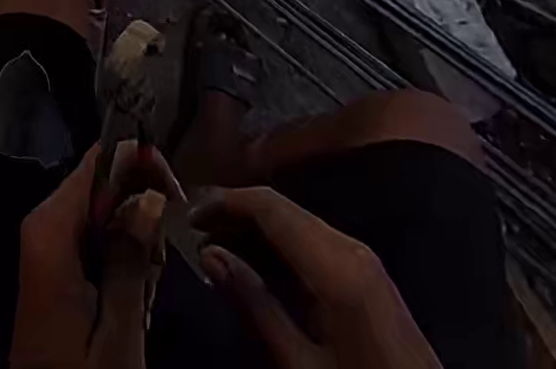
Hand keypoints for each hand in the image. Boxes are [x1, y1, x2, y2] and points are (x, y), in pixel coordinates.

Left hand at [10, 141, 183, 368]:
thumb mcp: (118, 332)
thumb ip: (131, 258)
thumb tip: (149, 194)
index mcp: (50, 228)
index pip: (95, 165)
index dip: (137, 162)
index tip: (177, 189)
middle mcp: (43, 222)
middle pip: (99, 183)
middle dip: (140, 208)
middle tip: (163, 260)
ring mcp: (46, 241)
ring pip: (102, 210)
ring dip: (135, 239)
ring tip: (146, 290)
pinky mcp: (54, 261)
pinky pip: (94, 235)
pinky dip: (121, 254)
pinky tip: (134, 294)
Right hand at [192, 188, 440, 368]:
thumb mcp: (302, 366)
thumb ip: (255, 305)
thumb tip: (208, 254)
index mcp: (335, 267)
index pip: (267, 205)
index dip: (222, 202)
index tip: (188, 218)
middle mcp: (350, 248)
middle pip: (279, 206)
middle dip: (233, 212)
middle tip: (196, 233)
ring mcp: (364, 259)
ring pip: (293, 219)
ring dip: (252, 225)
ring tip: (217, 249)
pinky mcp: (368, 274)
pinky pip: (311, 238)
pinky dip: (276, 241)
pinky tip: (255, 264)